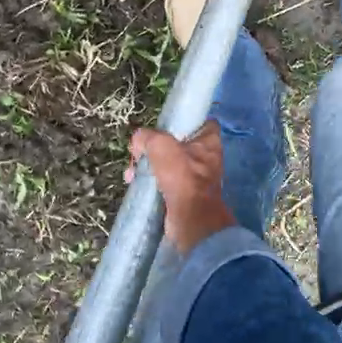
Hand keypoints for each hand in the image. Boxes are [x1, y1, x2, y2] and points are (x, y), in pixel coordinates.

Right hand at [128, 120, 235, 253]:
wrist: (190, 219)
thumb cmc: (183, 176)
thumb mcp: (161, 146)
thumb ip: (148, 137)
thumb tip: (138, 139)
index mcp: (210, 141)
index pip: (201, 122)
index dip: (184, 122)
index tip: (165, 128)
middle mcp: (207, 157)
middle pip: (178, 145)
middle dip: (155, 149)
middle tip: (138, 155)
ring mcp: (197, 177)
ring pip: (169, 164)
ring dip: (149, 167)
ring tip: (132, 174)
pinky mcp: (186, 195)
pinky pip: (166, 183)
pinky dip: (152, 183)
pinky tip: (136, 185)